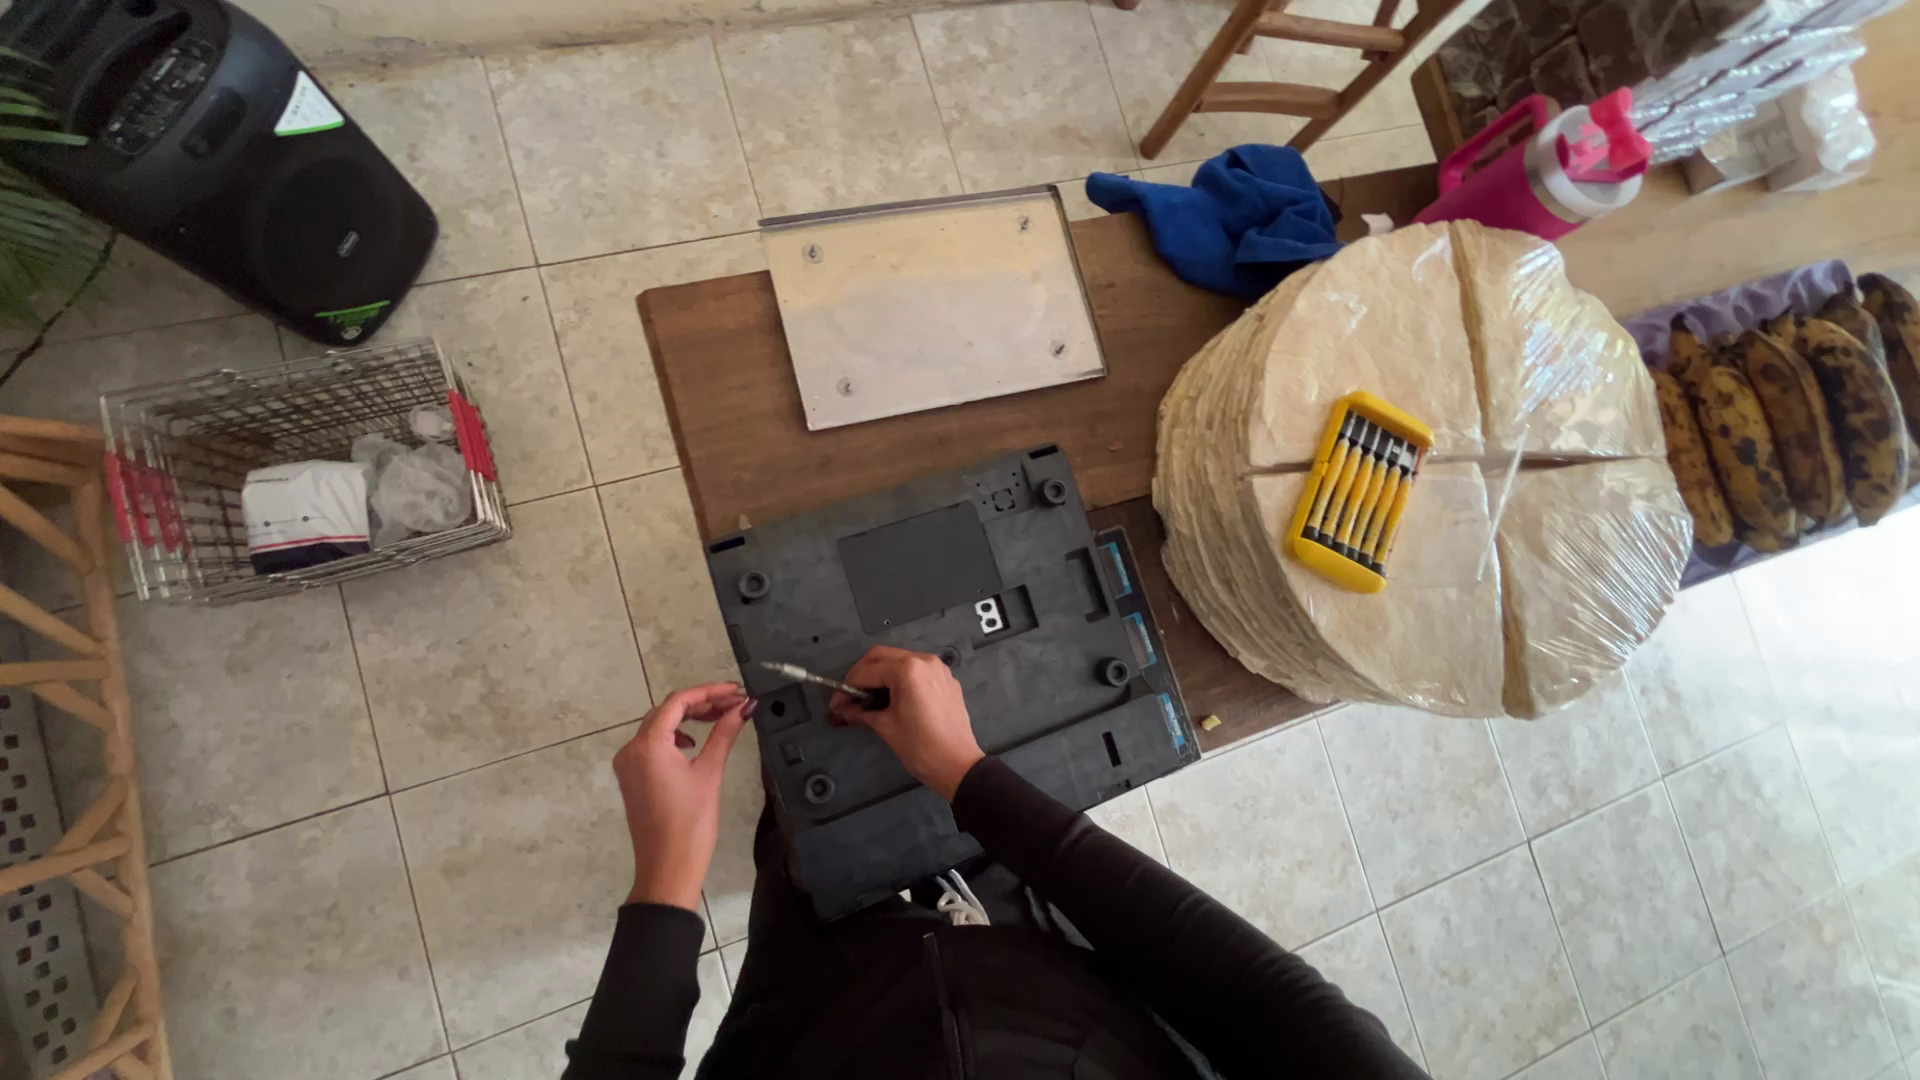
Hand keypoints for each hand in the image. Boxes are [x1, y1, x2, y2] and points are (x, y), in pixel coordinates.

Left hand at [613, 683, 754, 909]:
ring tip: (720, 718)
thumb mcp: (710, 772)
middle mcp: (631, 749)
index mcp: (648, 745)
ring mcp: (628, 764)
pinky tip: (695, 742)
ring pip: (659, 725)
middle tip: (734, 704)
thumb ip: (725, 733)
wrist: (668, 867)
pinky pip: (652, 743)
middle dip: (701, 703)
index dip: (709, 691)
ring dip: (689, 718)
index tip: (736, 691)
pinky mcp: (631, 776)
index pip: (678, 702)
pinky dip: (675, 735)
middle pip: (667, 711)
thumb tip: (745, 707)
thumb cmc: (691, 822)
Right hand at [830, 646, 982, 799]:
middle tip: (849, 696)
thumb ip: (860, 712)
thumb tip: (841, 710)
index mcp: (907, 670)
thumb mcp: (885, 727)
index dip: (847, 688)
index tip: (836, 704)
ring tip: (868, 698)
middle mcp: (924, 660)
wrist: (957, 764)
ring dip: (881, 674)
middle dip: (862, 674)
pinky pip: (917, 670)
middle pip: (882, 656)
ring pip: (900, 660)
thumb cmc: (920, 747)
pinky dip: (900, 678)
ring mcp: (938, 668)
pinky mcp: (946, 679)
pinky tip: (892, 697)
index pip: (867, 672)